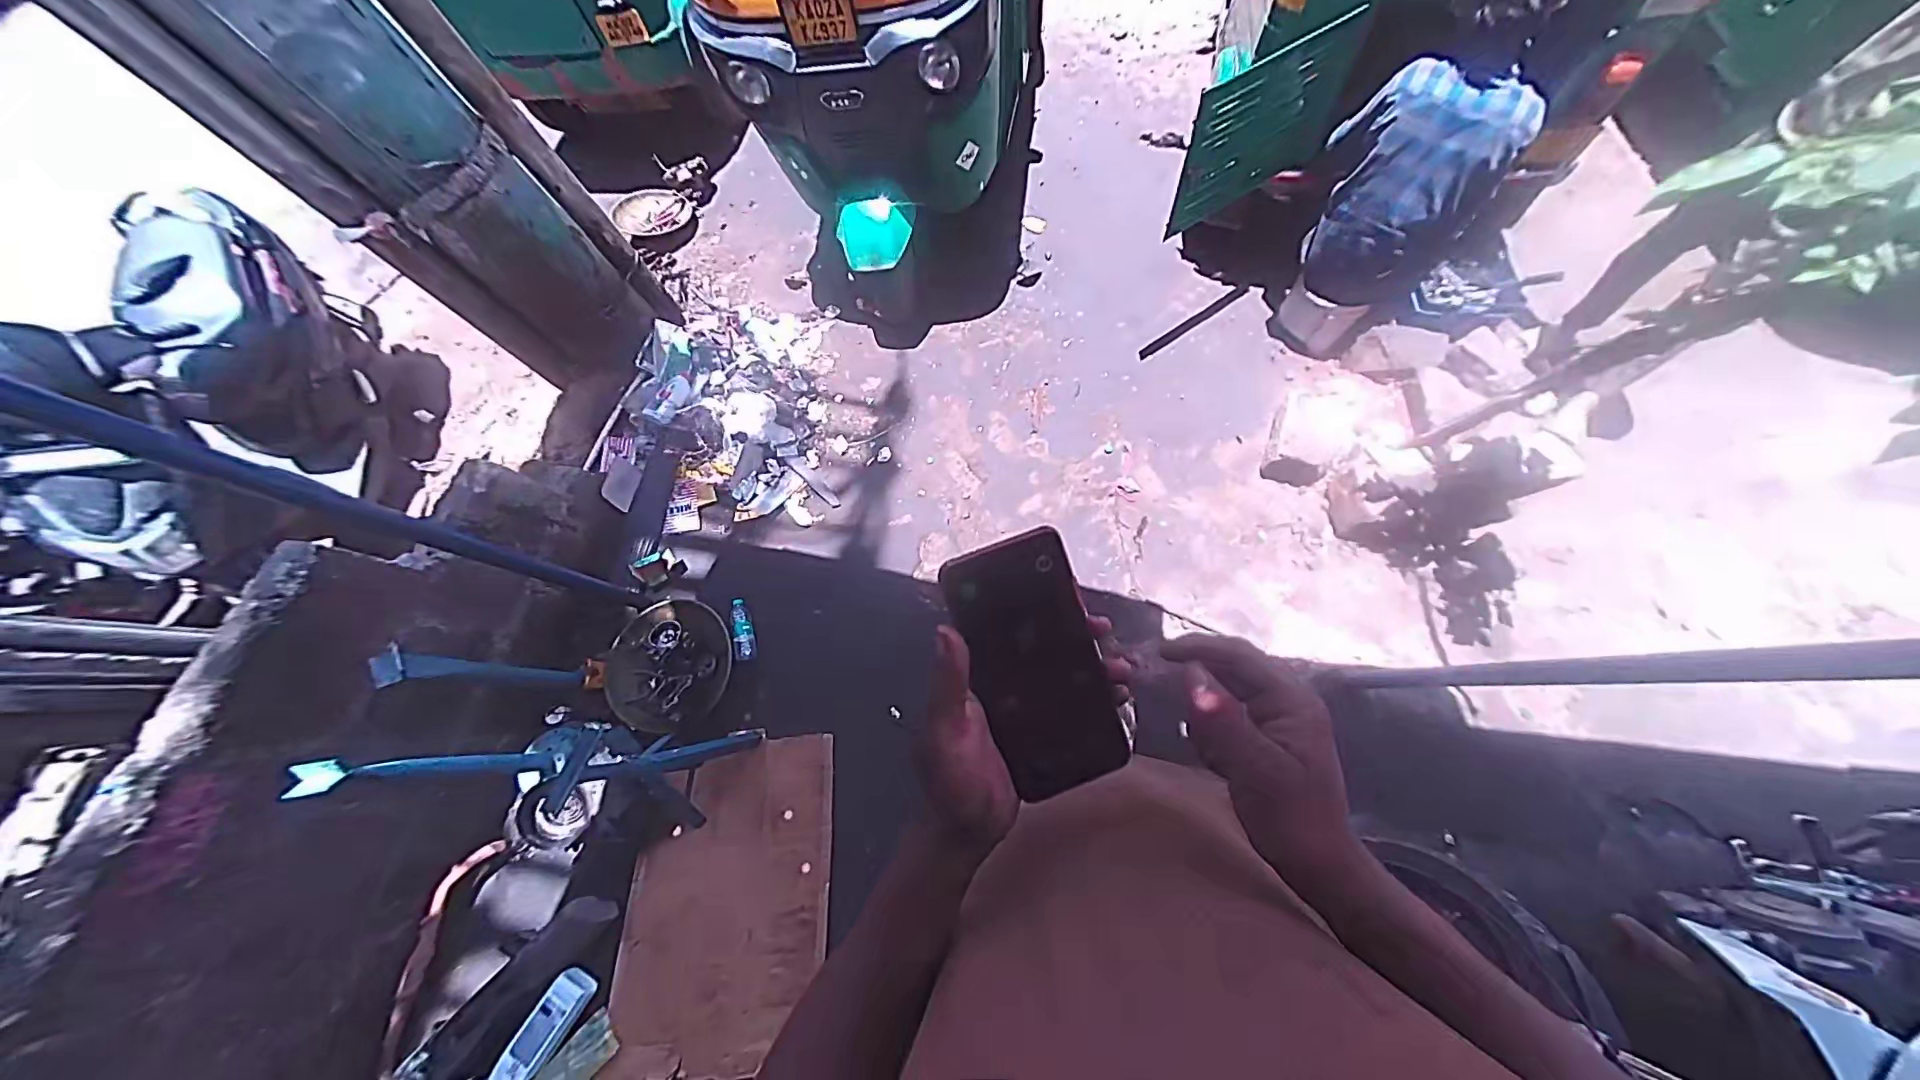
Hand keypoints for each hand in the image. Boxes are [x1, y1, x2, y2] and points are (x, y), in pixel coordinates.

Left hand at [917, 618, 1133, 861]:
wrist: (968, 833)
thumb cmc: (949, 782)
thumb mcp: (944, 731)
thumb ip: (948, 685)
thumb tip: (945, 630)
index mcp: (975, 680)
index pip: (1006, 635)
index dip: (1034, 615)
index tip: (1065, 603)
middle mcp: (1001, 689)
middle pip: (1042, 653)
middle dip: (1074, 638)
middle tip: (1102, 631)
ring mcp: (1024, 713)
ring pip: (1062, 679)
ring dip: (1091, 668)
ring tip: (1119, 669)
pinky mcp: (1043, 736)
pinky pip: (1072, 710)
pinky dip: (1095, 701)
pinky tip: (1116, 697)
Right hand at [1160, 635, 1359, 876]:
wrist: (1318, 864)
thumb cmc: (1291, 817)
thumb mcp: (1256, 769)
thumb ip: (1223, 721)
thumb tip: (1191, 676)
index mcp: (1292, 700)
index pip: (1240, 656)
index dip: (1198, 647)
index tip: (1159, 650)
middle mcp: (1288, 700)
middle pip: (1236, 664)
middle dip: (1200, 665)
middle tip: (1159, 671)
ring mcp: (1279, 718)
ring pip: (1231, 686)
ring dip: (1205, 697)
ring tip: (1188, 721)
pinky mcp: (1267, 736)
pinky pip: (1231, 710)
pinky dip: (1211, 719)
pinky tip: (1206, 745)